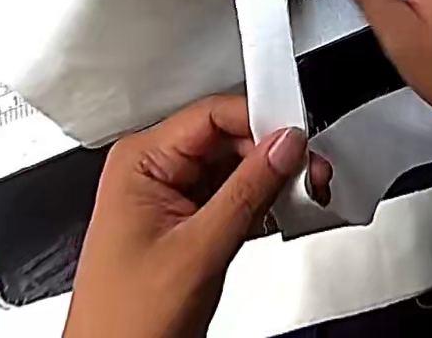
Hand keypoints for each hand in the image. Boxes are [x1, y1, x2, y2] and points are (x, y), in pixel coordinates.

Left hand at [65, 94, 331, 337]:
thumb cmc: (123, 327)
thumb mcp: (197, 252)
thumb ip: (248, 191)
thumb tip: (285, 144)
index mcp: (141, 159)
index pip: (213, 115)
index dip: (258, 122)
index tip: (296, 139)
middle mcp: (154, 168)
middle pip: (229, 137)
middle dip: (271, 155)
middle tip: (308, 171)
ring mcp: (171, 193)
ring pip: (235, 165)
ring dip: (271, 180)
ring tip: (302, 194)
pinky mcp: (187, 218)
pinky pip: (233, 192)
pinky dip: (261, 201)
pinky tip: (282, 211)